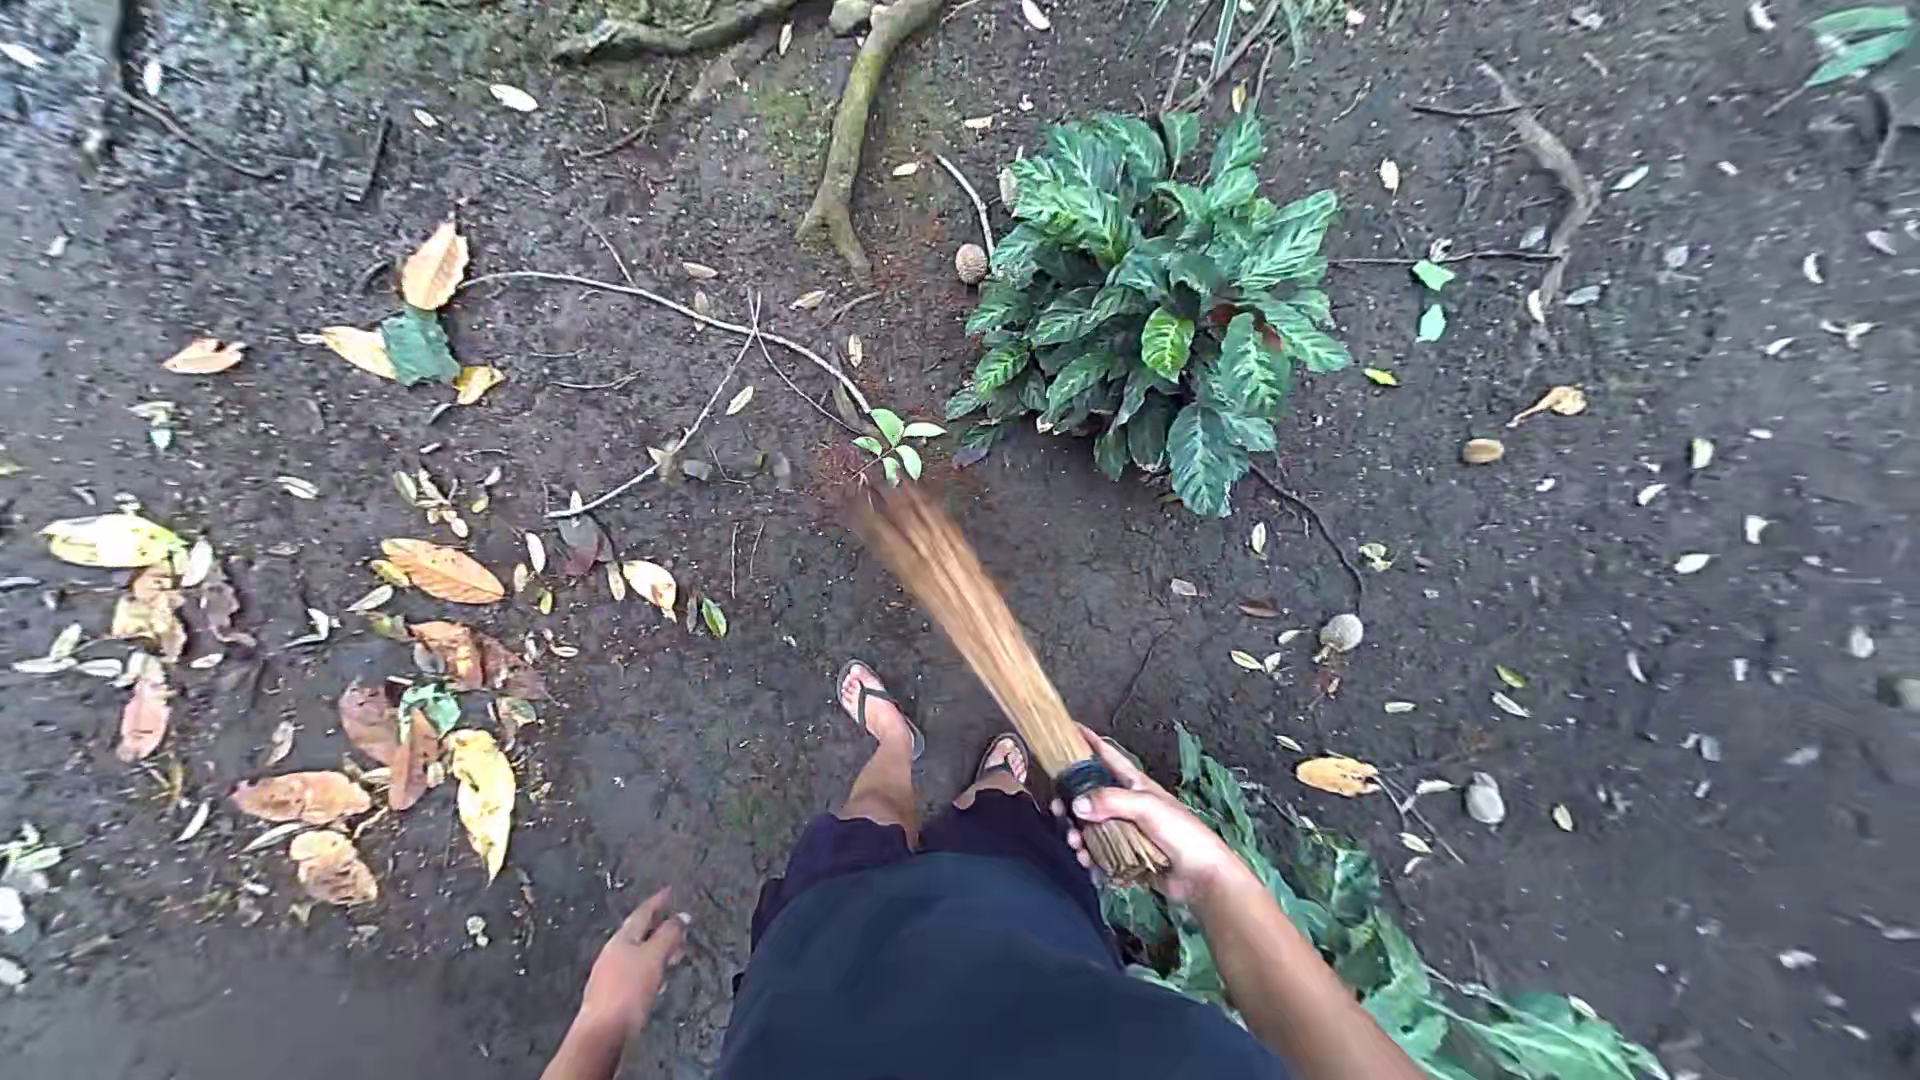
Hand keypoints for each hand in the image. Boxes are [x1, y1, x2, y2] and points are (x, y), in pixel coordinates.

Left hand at [574, 887, 689, 1039]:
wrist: (601, 1036)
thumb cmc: (629, 989)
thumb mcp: (654, 956)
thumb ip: (669, 934)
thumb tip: (682, 916)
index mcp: (621, 940)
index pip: (642, 913)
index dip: (658, 901)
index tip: (670, 891)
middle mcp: (612, 954)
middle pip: (640, 933)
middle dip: (661, 927)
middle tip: (680, 925)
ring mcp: (609, 975)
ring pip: (639, 954)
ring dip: (658, 949)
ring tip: (675, 952)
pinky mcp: (611, 996)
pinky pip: (636, 972)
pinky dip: (651, 968)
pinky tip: (659, 979)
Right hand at [1051, 725, 1249, 903]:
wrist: (1202, 876)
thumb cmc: (1180, 832)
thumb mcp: (1146, 807)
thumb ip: (1110, 801)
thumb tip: (1076, 804)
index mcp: (1134, 784)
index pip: (1107, 755)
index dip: (1089, 740)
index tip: (1069, 728)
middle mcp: (1126, 803)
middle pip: (1089, 795)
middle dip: (1070, 801)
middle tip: (1057, 809)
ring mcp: (1125, 830)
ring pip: (1090, 826)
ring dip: (1078, 834)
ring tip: (1076, 844)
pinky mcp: (1125, 856)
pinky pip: (1099, 853)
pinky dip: (1089, 858)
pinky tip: (1088, 863)